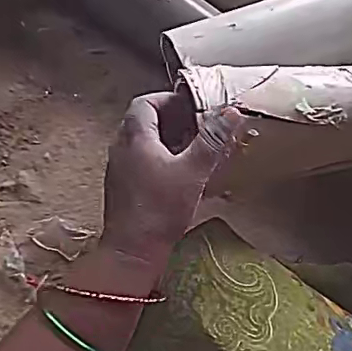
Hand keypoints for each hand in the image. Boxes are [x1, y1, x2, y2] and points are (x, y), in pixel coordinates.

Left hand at [98, 92, 240, 270]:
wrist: (132, 251)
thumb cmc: (160, 208)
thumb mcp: (193, 171)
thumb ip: (212, 140)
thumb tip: (231, 111)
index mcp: (135, 137)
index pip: (146, 102)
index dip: (169, 99)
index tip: (192, 105)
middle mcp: (122, 148)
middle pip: (144, 120)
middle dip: (172, 118)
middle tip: (199, 124)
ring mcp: (120, 168)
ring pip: (143, 141)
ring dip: (167, 138)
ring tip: (194, 146)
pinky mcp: (123, 187)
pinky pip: (141, 159)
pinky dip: (161, 156)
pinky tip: (181, 171)